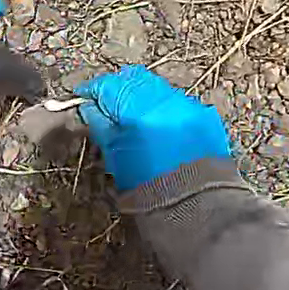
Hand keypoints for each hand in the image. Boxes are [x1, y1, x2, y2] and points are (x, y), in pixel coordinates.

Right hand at [78, 65, 231, 191]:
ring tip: (132, 119)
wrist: (196, 210)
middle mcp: (166, 100)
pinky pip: (175, 102)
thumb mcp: (116, 157)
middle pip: (134, 79)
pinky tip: (156, 127)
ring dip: (140, 98)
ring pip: (156, 88)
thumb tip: (91, 109)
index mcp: (139, 110)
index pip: (109, 85)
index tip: (84, 100)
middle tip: (106, 107)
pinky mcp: (204, 116)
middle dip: (118, 89)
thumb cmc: (148, 190)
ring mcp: (188, 106)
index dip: (93, 91)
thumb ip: (102, 127)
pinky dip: (161, 109)